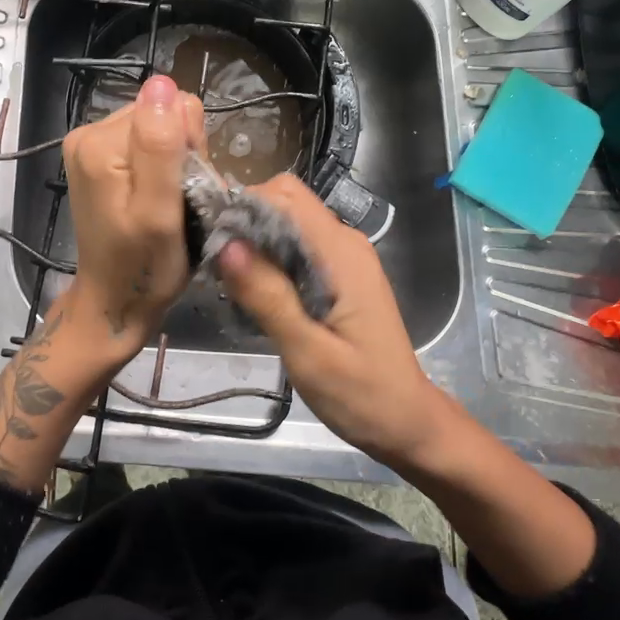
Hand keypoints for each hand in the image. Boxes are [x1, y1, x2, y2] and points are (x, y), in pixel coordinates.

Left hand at [59, 73, 204, 360]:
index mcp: (99, 141)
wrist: (114, 301)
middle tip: (177, 201)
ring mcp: (92, 145)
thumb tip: (162, 83)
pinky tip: (158, 200)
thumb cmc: (143, 266)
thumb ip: (160, 147)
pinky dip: (163, 170)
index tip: (185, 190)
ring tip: (168, 204)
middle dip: (183, 156)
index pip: (173, 108)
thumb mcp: (159, 211)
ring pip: (161, 129)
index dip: (192, 149)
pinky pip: (149, 144)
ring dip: (175, 164)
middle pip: (165, 115)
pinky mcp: (100, 158)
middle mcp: (89, 133)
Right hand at [218, 175, 462, 464]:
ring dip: (253, 243)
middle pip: (283, 202)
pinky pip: (294, 246)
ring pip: (285, 223)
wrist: (406, 423)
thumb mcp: (308, 353)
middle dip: (244, 223)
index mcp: (341, 254)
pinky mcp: (336, 273)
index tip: (213, 243)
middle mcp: (343, 243)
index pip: (284, 196)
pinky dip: (267, 259)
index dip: (243, 207)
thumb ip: (268, 297)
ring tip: (230, 285)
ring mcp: (342, 257)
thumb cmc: (360, 394)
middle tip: (218, 268)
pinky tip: (254, 295)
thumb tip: (226, 245)